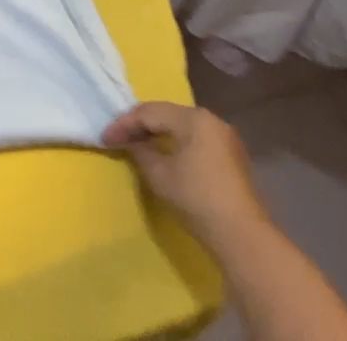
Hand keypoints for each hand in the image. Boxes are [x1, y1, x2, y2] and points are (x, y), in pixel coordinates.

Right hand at [102, 101, 268, 246]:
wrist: (242, 234)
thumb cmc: (196, 198)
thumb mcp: (158, 173)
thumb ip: (139, 150)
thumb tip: (130, 142)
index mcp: (193, 118)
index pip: (149, 112)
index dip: (123, 124)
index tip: (104, 139)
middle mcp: (211, 120)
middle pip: (166, 114)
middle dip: (139, 125)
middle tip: (117, 138)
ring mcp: (224, 137)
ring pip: (181, 125)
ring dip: (157, 132)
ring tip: (135, 144)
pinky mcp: (230, 154)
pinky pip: (195, 138)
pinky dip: (174, 141)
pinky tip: (162, 152)